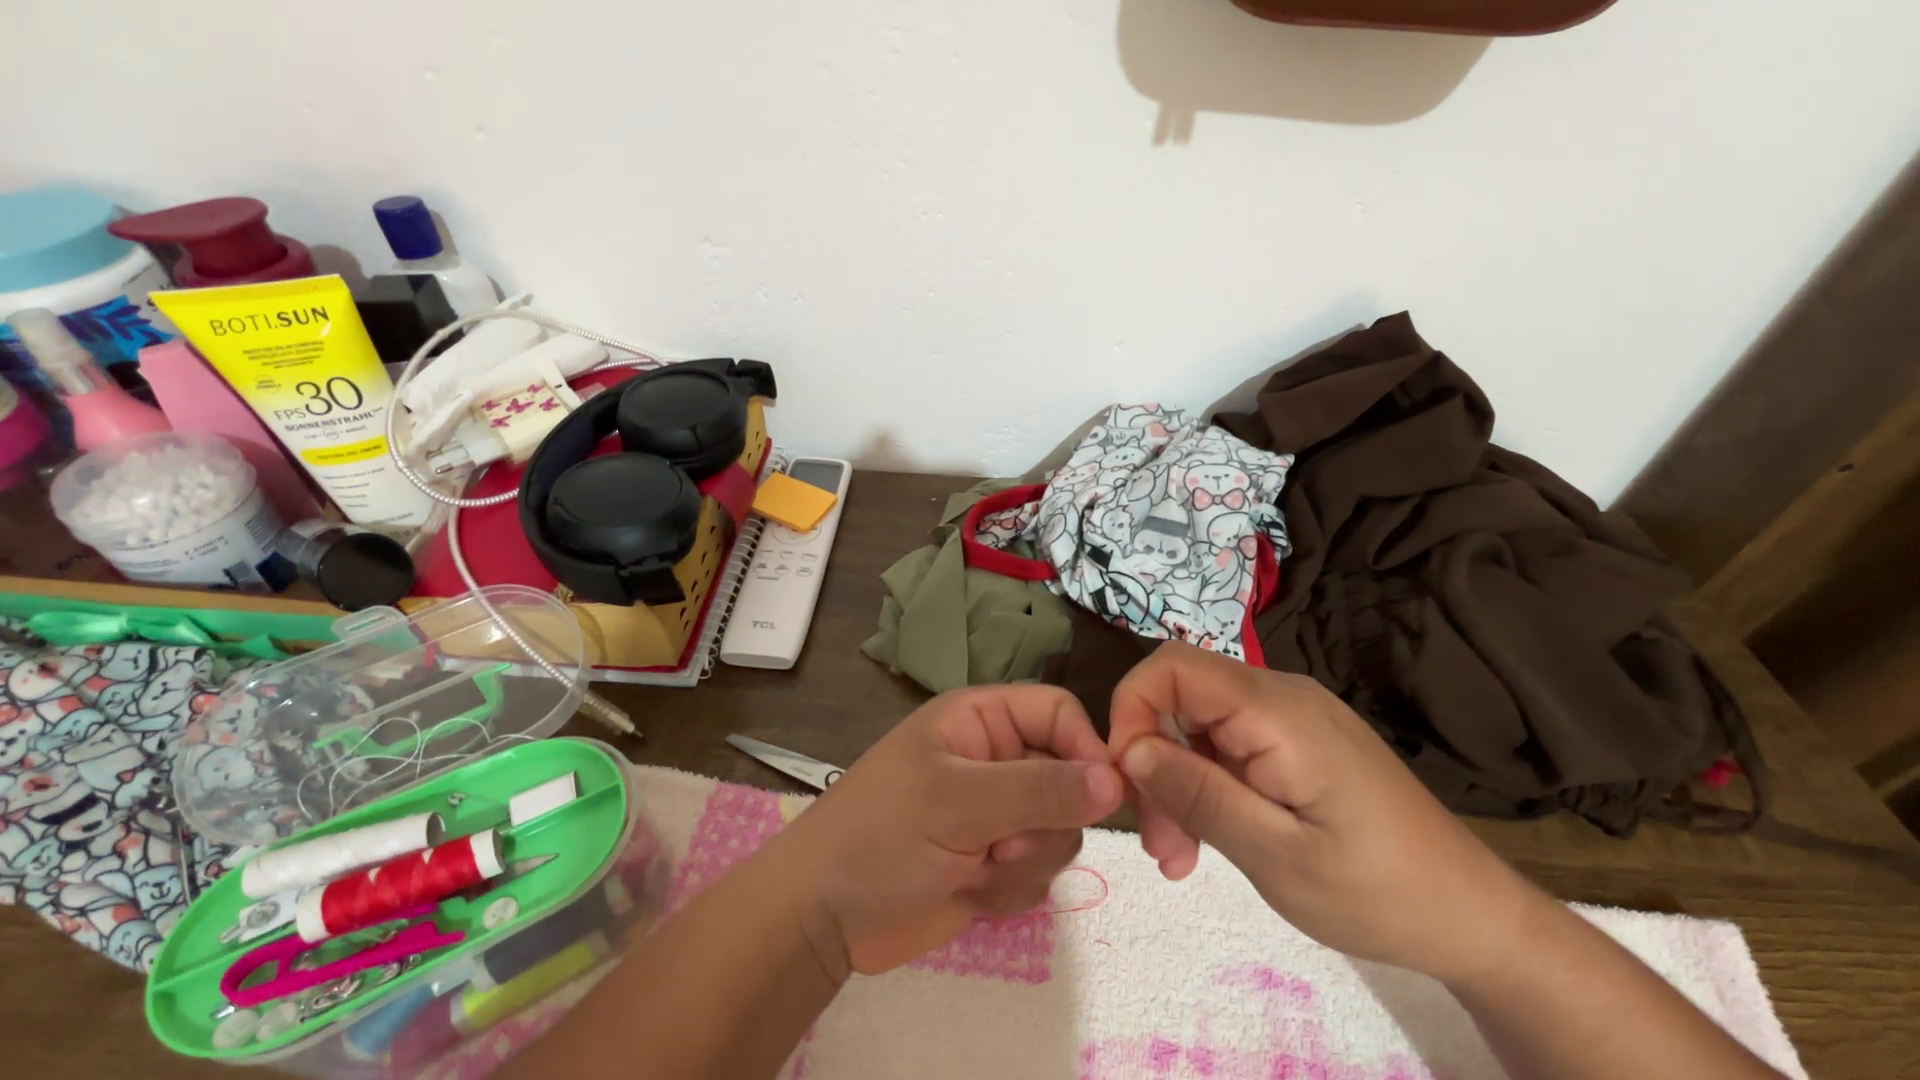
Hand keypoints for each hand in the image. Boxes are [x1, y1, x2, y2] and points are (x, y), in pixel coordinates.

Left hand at [763, 684, 1124, 978]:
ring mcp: (994, 816)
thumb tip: (1117, 780)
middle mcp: (993, 761)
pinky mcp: (992, 864)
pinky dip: (1010, 889)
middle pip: (1069, 779)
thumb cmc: (880, 837)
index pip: (1058, 712)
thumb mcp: (958, 803)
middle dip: (1045, 823)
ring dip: (1024, 862)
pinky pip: (1039, 873)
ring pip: (1059, 832)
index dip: (1086, 748)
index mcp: (979, 720)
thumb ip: (1041, 789)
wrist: (823, 918)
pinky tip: (968, 893)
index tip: (1105, 795)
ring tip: (972, 870)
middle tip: (1002, 845)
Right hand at [1108, 642, 1549, 985]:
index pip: (1173, 665)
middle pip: (1181, 700)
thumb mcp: (1276, 854)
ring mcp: (1292, 721)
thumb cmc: (1377, 891)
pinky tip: (1208, 841)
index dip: (1131, 708)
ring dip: (1176, 785)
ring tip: (1181, 858)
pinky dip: (1206, 789)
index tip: (1123, 779)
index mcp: (1279, 712)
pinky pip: (1228, 748)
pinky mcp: (1297, 745)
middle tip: (1161, 846)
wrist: (1468, 914)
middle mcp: (1282, 698)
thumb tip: (1127, 749)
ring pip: (1199, 729)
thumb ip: (1199, 794)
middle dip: (1152, 764)